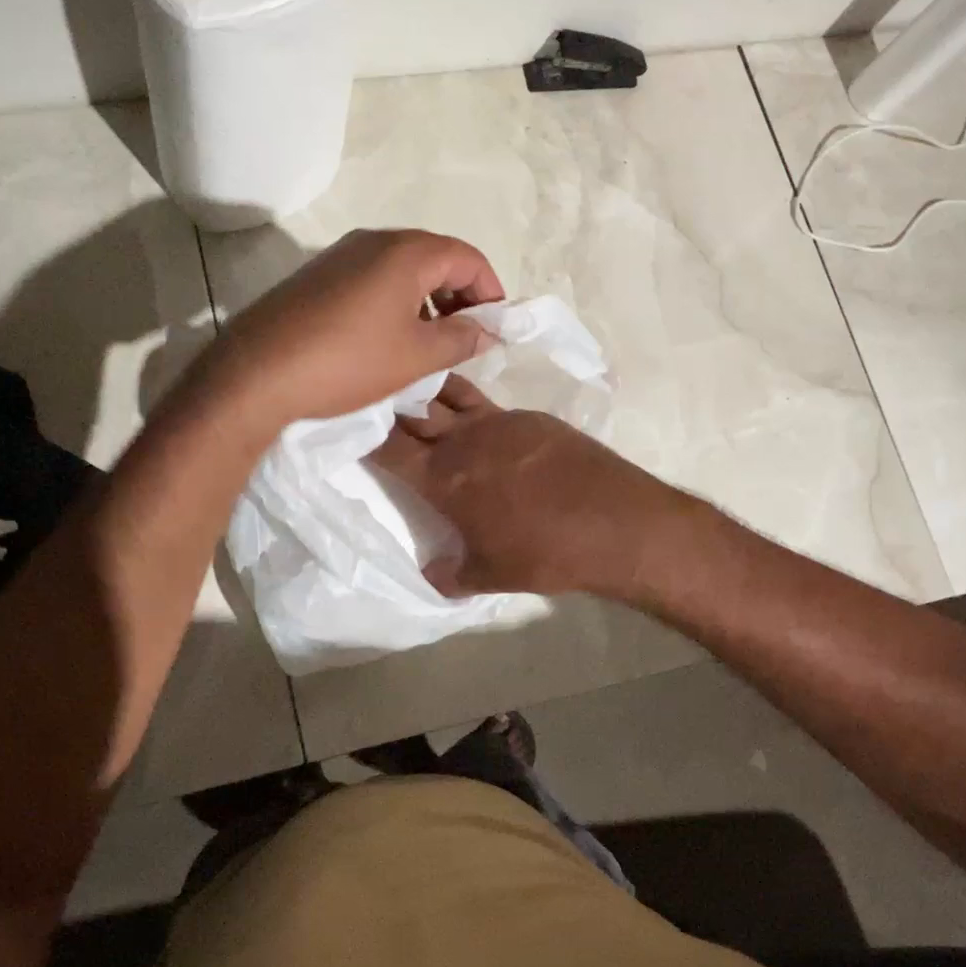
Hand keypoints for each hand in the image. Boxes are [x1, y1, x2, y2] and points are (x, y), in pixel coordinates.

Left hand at [201, 230, 503, 422]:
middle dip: (458, 296)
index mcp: (406, 252)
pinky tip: (385, 341)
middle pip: (433, 259)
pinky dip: (391, 304)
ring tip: (428, 345)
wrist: (257, 374)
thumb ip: (460, 339)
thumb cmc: (348, 362)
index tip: (496, 328)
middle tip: (465, 338)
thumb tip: (487, 330)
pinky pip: (368, 281)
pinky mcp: (313, 278)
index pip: (467, 258)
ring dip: (424, 302)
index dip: (490, 291)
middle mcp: (372, 241)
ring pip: (398, 271)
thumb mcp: (415, 357)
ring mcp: (338, 256)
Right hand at [369, 374, 691, 598]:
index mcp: (442, 478)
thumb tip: (432, 571)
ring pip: (449, 394)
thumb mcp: (489, 575)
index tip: (347, 429)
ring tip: (413, 392)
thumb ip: (451, 573)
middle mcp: (463, 440)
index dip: (362, 436)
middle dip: (388, 406)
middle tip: (371, 402)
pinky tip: (477, 423)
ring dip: (427, 394)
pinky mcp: (532, 417)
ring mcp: (500, 422)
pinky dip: (470, 408)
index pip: (387, 448)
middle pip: (412, 410)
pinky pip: (488, 405)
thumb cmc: (545, 554)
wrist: (618, 524)